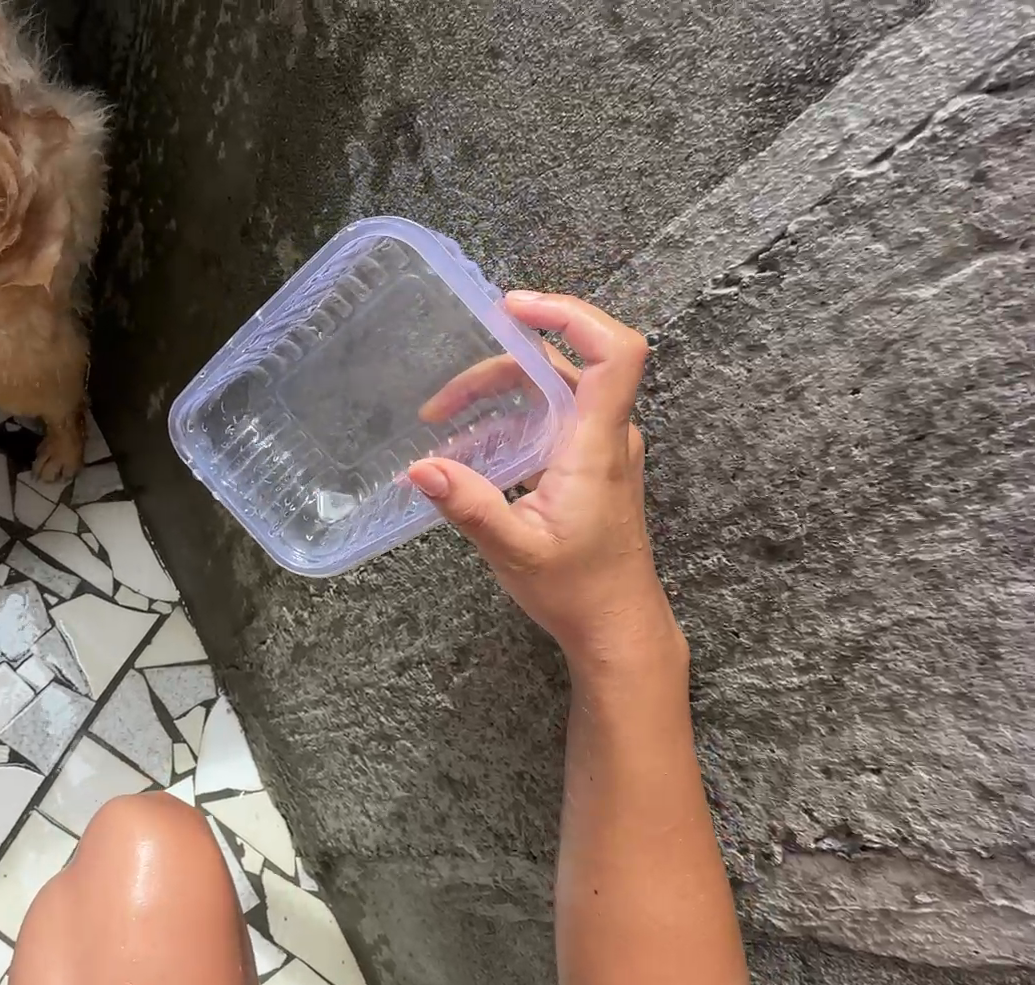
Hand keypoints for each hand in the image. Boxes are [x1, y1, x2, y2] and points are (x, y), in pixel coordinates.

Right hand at [407, 292, 674, 666]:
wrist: (616, 626)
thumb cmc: (576, 591)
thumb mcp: (514, 550)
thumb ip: (468, 506)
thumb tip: (418, 469)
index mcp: (595, 448)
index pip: (612, 354)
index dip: (570, 316)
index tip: (512, 307)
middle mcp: (604, 437)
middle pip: (559, 368)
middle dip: (496, 370)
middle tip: (438, 404)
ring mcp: (597, 451)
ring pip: (549, 394)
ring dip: (494, 399)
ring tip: (441, 424)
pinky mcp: (584, 467)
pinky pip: (545, 423)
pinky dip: (503, 425)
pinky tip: (466, 455)